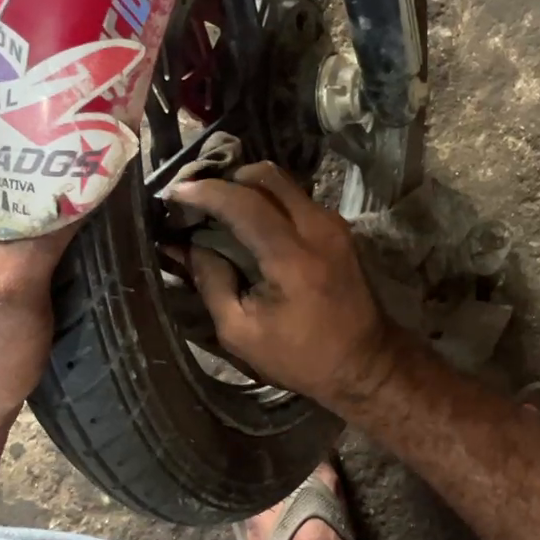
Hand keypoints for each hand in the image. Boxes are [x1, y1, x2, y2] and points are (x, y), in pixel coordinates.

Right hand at [169, 163, 393, 407]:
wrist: (365, 363)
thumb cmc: (300, 356)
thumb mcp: (240, 333)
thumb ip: (211, 283)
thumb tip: (187, 246)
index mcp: (291, 257)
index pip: (242, 203)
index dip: (204, 192)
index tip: (174, 194)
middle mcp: (317, 228)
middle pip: (265, 176)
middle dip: (225, 179)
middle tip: (197, 197)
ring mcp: (333, 223)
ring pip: (282, 181)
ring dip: (246, 186)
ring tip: (218, 206)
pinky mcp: (339, 228)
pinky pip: (295, 196)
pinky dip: (266, 198)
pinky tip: (248, 219)